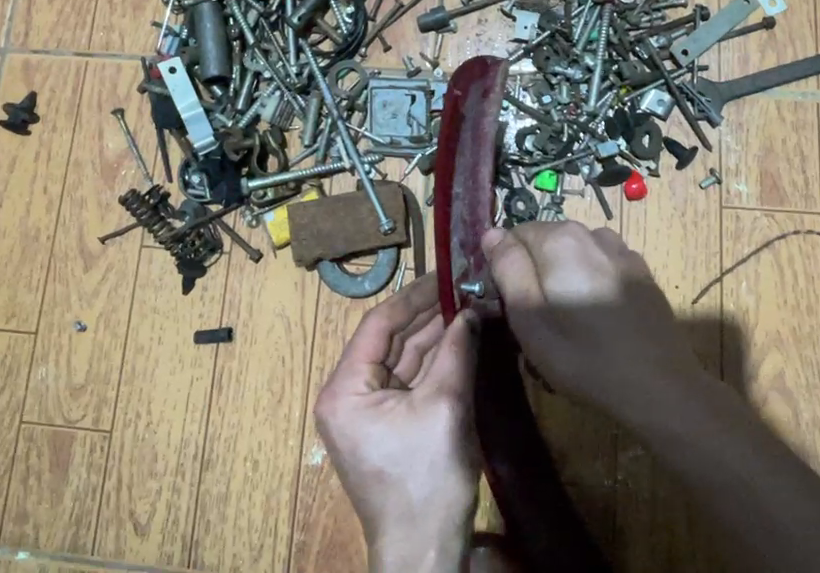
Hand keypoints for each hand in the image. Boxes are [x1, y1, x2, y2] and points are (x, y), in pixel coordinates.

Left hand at [315, 275, 479, 572]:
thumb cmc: (427, 479)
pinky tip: (462, 338)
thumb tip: (474, 309)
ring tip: (470, 305)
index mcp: (345, 389)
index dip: (414, 297)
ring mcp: (368, 411)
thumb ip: (457, 351)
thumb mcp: (445, 406)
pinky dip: (436, 361)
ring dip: (436, 335)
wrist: (426, 551)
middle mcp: (349, 394)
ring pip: (404, 359)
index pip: (379, 325)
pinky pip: (411, 380)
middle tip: (465, 287)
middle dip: (429, 315)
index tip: (446, 274)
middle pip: (391, 340)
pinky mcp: (389, 424)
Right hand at [482, 222, 702, 423]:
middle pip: (546, 244)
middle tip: (539, 326)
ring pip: (575, 256)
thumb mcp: (529, 319)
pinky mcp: (642, 274)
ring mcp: (622, 252)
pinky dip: (593, 285)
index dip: (507, 269)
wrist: (660, 387)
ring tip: (570, 326)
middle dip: (537, 276)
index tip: (511, 307)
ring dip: (565, 280)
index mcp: (560, 240)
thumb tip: (492, 233)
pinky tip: (600, 322)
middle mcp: (591, 234)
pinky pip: (602, 268)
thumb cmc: (584, 358)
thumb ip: (508, 269)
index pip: (514, 236)